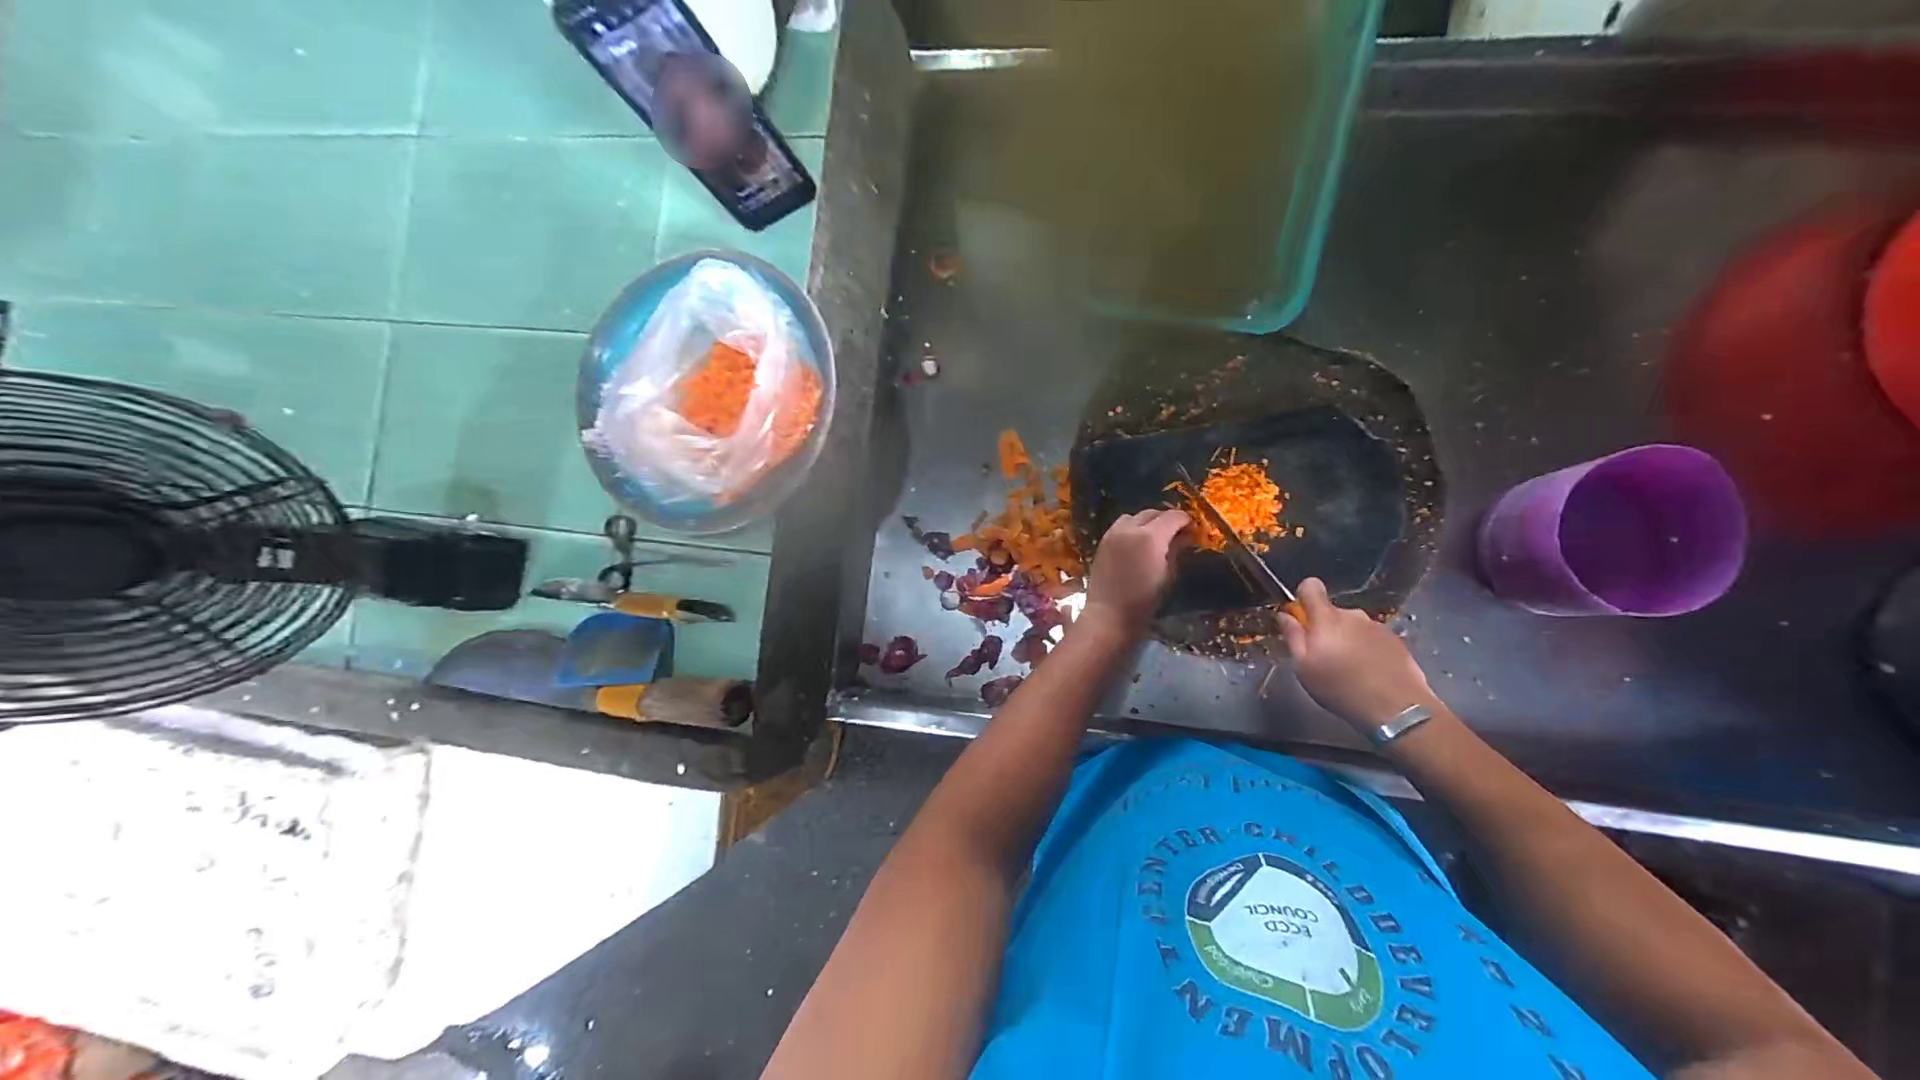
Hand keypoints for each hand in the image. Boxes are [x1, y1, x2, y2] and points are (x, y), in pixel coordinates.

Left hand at [1081, 510, 1190, 635]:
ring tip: (1155, 537)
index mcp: (1151, 537)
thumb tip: (1184, 536)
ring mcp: (1113, 533)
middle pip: (1152, 513)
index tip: (1191, 530)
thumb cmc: (1144, 600)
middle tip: (1176, 533)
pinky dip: (1132, 528)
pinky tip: (1137, 543)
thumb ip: (1176, 550)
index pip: (1173, 517)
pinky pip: (1120, 526)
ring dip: (1147, 522)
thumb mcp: (1168, 575)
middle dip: (1166, 520)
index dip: (1185, 521)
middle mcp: (1130, 529)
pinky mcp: (1102, 541)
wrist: (1109, 613)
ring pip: (1134, 516)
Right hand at [1277, 578, 1440, 730]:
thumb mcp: (1304, 667)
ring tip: (1349, 669)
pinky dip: (1366, 648)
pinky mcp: (1396, 640)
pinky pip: (1371, 637)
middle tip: (1323, 657)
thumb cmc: (1340, 688)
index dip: (1303, 596)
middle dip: (1324, 627)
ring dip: (1346, 639)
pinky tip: (1368, 672)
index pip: (1311, 586)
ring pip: (1352, 625)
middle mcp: (1353, 615)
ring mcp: (1377, 626)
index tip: (1301, 618)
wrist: (1397, 708)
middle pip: (1331, 611)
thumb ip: (1293, 636)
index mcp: (1326, 618)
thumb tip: (1284, 615)